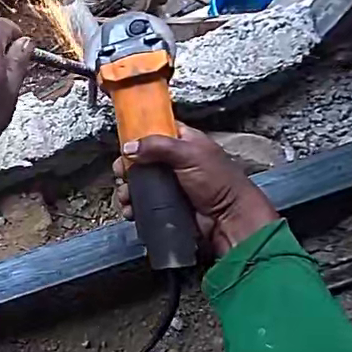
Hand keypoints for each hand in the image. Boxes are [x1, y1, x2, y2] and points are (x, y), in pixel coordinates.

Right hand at [114, 125, 278, 256]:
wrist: (228, 219)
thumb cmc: (216, 181)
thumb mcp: (188, 154)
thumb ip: (157, 146)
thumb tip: (127, 148)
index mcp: (182, 142)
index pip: (155, 131)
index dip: (137, 136)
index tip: (124, 147)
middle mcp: (173, 161)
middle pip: (140, 159)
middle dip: (127, 168)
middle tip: (122, 175)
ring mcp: (168, 184)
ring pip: (138, 182)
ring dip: (127, 190)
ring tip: (126, 198)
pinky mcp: (164, 204)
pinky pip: (141, 202)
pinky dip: (132, 206)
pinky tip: (131, 210)